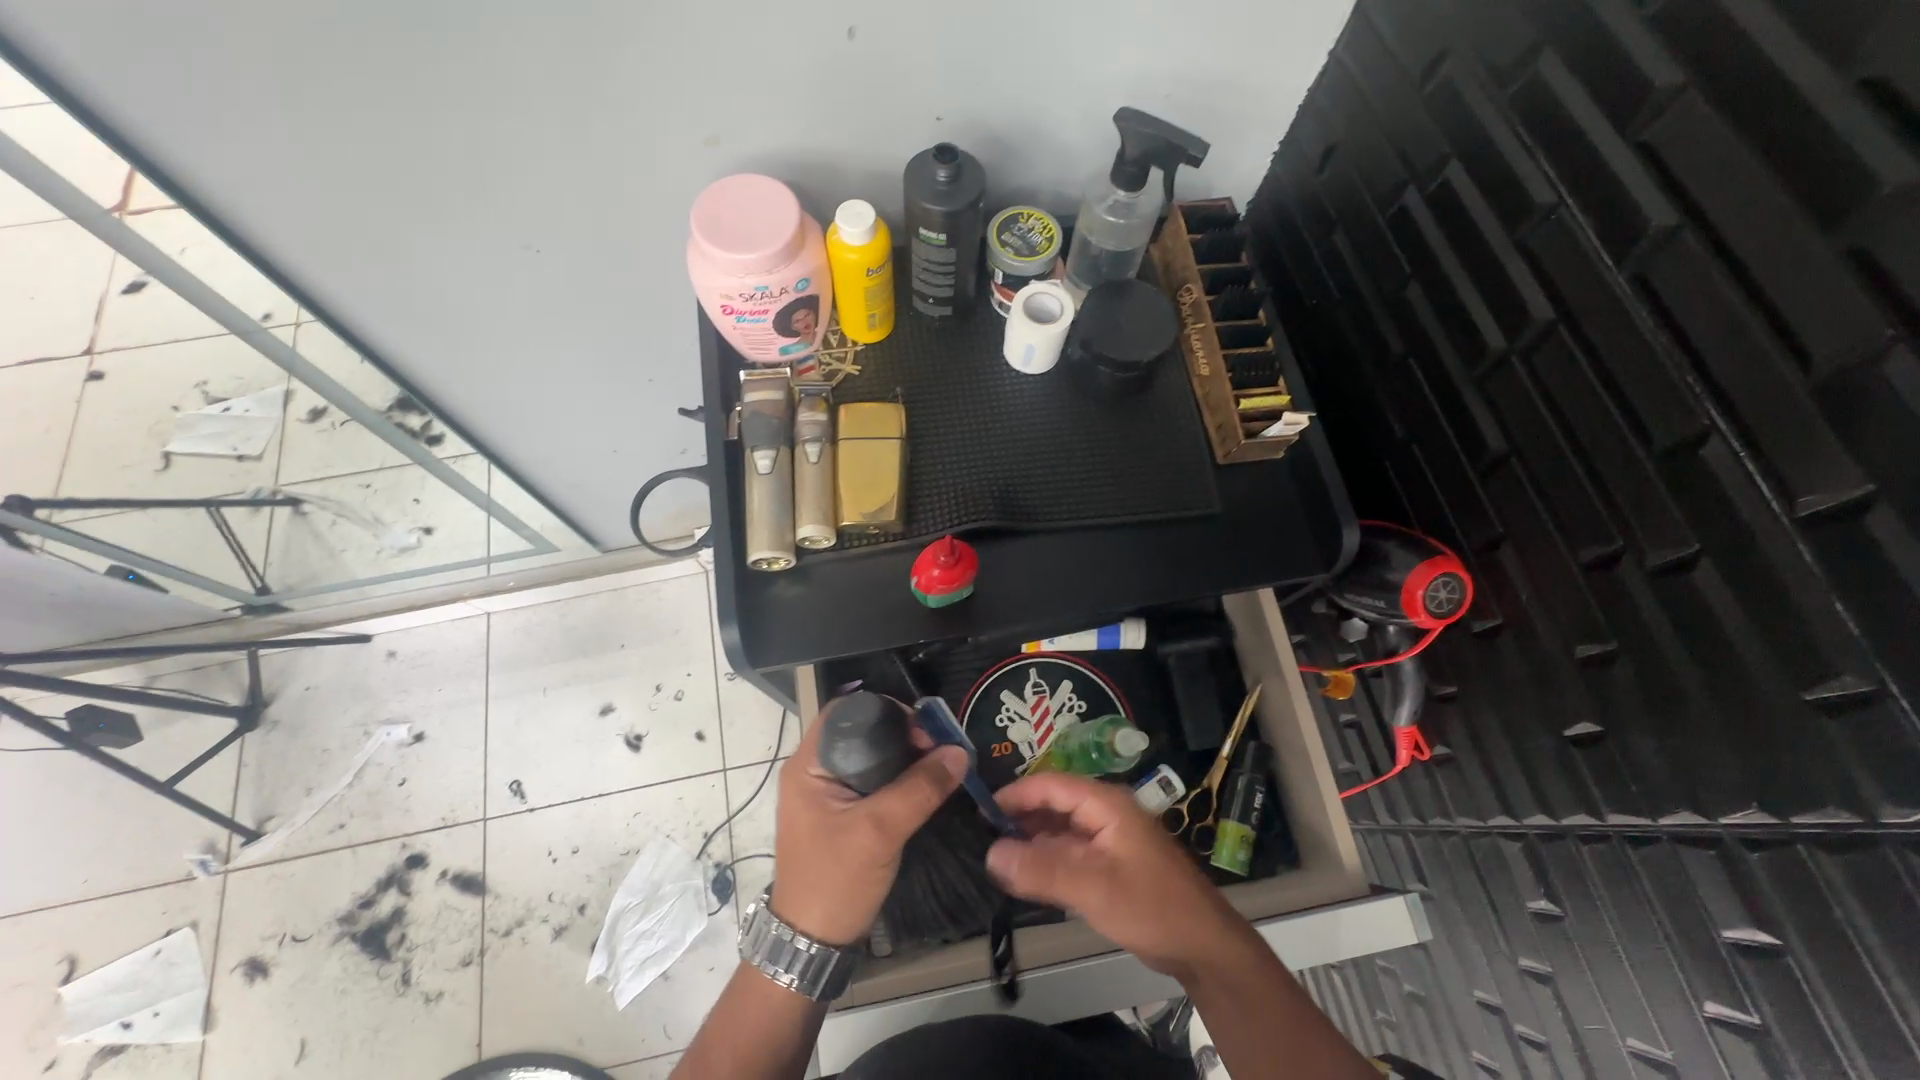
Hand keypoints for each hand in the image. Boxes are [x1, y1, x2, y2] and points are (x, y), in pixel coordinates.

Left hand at [768, 707, 966, 945]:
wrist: (812, 943)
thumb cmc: (836, 881)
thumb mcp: (880, 831)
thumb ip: (919, 788)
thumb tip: (959, 752)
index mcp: (808, 765)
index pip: (847, 713)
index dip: (886, 712)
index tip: (925, 729)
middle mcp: (814, 772)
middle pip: (862, 733)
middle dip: (903, 734)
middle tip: (940, 747)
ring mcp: (828, 795)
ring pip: (872, 758)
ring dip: (905, 758)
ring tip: (941, 764)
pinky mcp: (843, 815)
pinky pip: (874, 782)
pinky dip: (900, 780)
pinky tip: (927, 786)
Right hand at [987, 773, 1249, 978]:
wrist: (1203, 946)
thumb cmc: (1151, 907)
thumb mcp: (1092, 887)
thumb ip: (1040, 870)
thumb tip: (989, 853)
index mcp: (1106, 805)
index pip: (1051, 784)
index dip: (1015, 794)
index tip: (982, 813)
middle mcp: (1107, 814)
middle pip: (1055, 805)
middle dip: (1021, 819)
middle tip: (984, 840)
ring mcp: (1111, 841)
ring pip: (1061, 832)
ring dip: (1033, 843)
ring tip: (997, 860)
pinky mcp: (1112, 866)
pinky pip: (1072, 854)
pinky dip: (1048, 862)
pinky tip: (1027, 879)